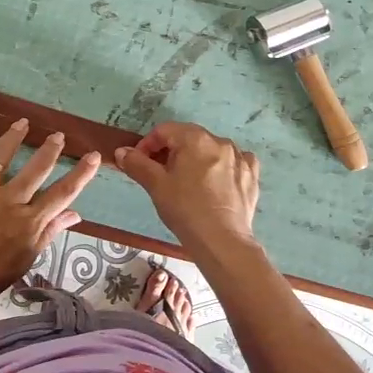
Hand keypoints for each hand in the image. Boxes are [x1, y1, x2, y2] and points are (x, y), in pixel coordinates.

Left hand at [0, 117, 101, 314]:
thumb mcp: (25, 260)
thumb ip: (49, 232)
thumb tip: (75, 214)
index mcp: (30, 223)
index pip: (63, 193)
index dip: (81, 174)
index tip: (94, 157)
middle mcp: (11, 201)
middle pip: (37, 168)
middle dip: (50, 150)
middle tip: (58, 135)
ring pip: (4, 155)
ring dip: (16, 136)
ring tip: (24, 122)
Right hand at [111, 122, 258, 250]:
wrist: (222, 241)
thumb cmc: (185, 209)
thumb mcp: (156, 185)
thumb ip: (137, 164)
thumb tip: (122, 152)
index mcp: (194, 138)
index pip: (164, 131)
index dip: (147, 145)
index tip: (139, 163)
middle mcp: (219, 141)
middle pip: (188, 138)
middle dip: (171, 152)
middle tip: (161, 175)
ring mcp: (239, 157)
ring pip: (211, 150)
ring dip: (196, 159)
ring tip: (188, 182)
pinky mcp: (251, 175)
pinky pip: (235, 162)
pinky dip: (223, 167)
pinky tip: (218, 181)